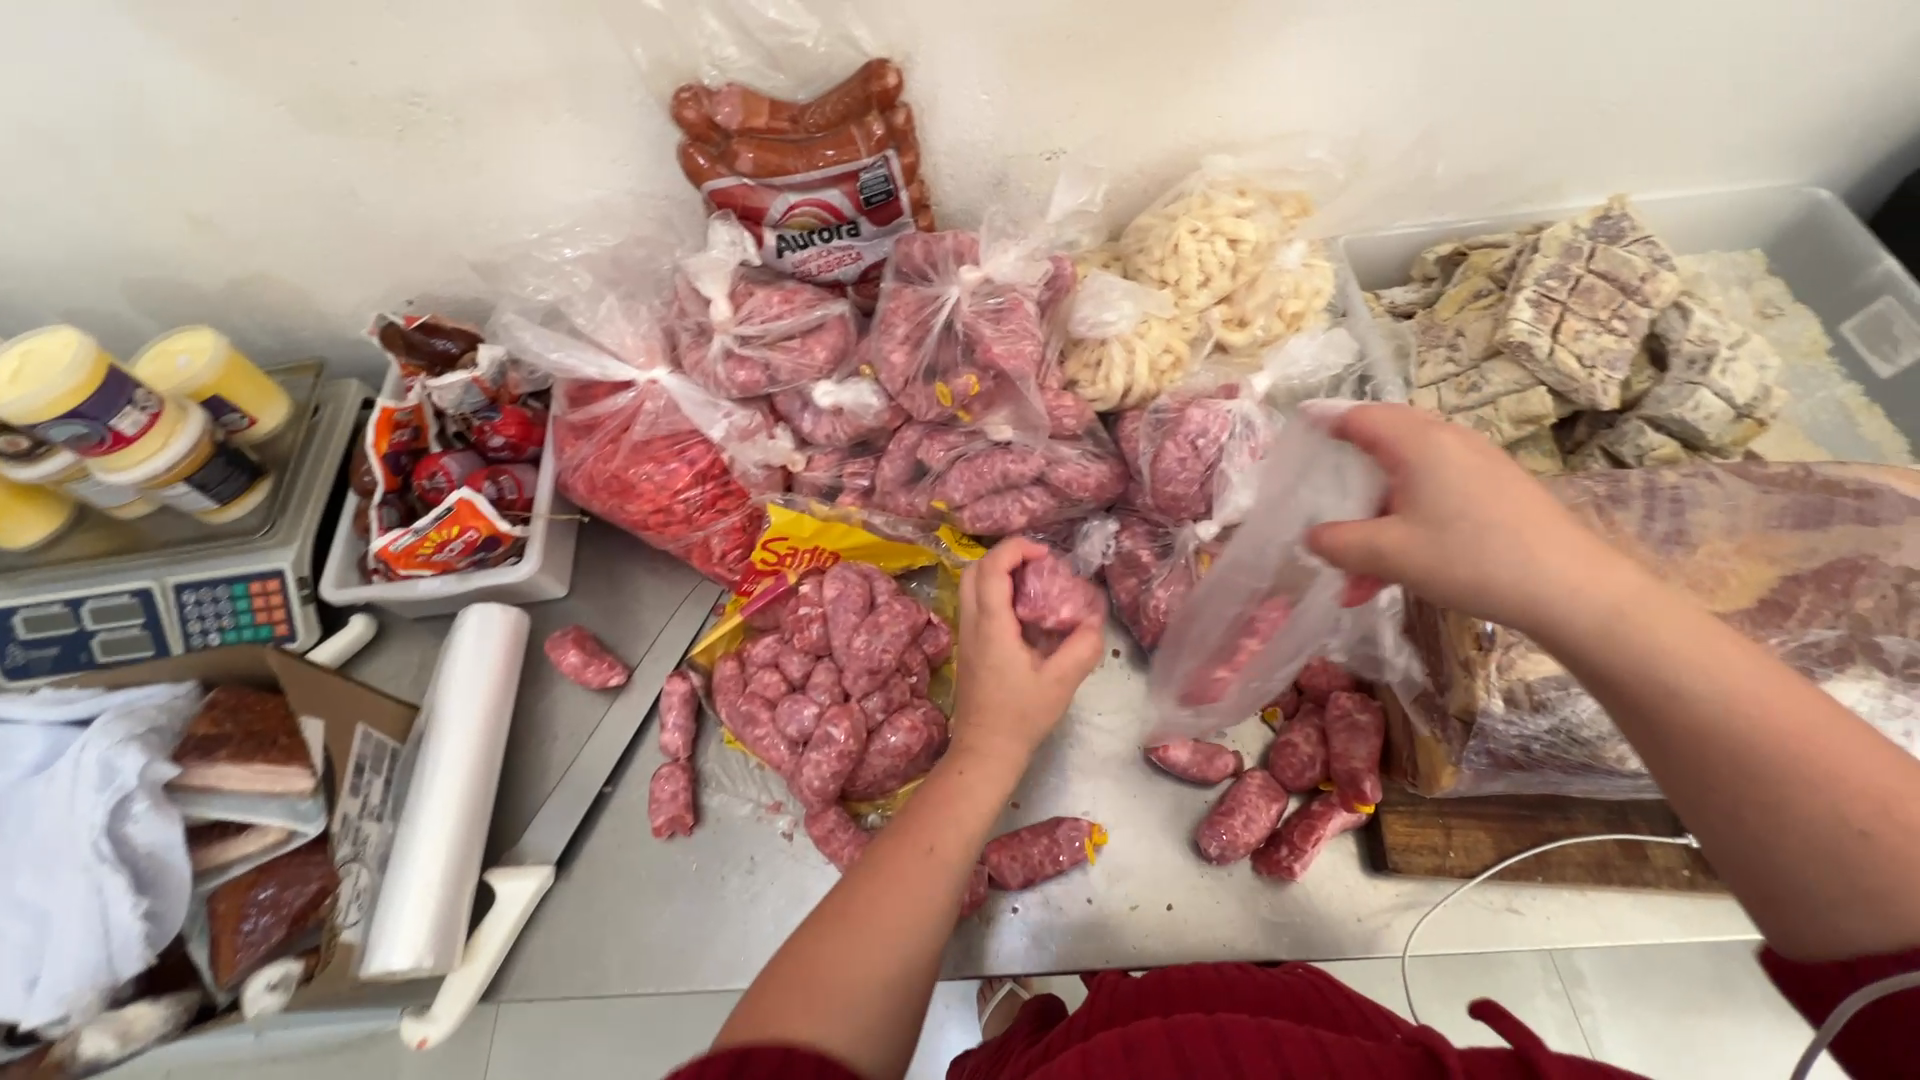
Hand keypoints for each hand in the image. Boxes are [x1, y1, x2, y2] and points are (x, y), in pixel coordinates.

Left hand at [950, 537, 1105, 762]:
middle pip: (974, 570)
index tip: (1045, 553)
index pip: (991, 569)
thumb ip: (1081, 648)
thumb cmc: (1020, 717)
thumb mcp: (1060, 683)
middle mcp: (971, 624)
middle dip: (1005, 557)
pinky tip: (1026, 615)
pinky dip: (997, 595)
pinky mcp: (968, 647)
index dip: (1015, 549)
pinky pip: (976, 605)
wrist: (985, 750)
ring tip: (1035, 587)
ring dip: (1000, 575)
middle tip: (1038, 566)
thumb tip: (1094, 622)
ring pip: (971, 587)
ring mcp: (965, 635)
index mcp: (991, 626)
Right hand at [1306, 404, 1642, 634]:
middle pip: (1384, 439)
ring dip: (1376, 513)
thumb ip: (1337, 542)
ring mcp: (1477, 464)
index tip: (1298, 428)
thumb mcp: (1388, 555)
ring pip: (1408, 475)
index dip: (1324, 421)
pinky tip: (1398, 568)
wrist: (1571, 588)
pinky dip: (1405, 521)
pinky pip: (1434, 492)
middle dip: (1349, 468)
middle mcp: (1448, 441)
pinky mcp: (1495, 490)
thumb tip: (1313, 537)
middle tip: (1321, 490)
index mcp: (1418, 442)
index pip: (1358, 416)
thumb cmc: (1470, 559)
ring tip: (1358, 567)